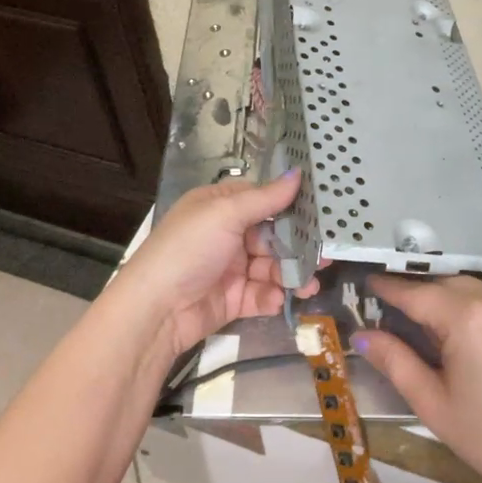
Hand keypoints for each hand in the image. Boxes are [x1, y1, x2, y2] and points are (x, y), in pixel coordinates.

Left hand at [113, 171, 322, 357]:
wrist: (157, 309)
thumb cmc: (188, 249)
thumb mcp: (225, 214)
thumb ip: (265, 198)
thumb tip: (297, 173)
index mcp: (219, 206)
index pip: (261, 199)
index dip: (289, 205)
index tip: (321, 211)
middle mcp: (226, 234)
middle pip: (272, 236)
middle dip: (298, 246)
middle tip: (325, 256)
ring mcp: (230, 268)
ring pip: (272, 267)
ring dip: (292, 275)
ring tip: (311, 284)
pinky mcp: (233, 299)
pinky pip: (262, 294)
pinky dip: (274, 296)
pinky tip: (281, 299)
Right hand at [355, 275, 481, 482]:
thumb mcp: (433, 404)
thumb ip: (395, 361)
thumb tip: (362, 334)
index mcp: (466, 318)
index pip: (416, 293)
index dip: (390, 287)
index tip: (371, 280)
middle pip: (451, 285)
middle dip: (427, 295)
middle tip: (407, 315)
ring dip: (463, 304)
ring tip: (452, 334)